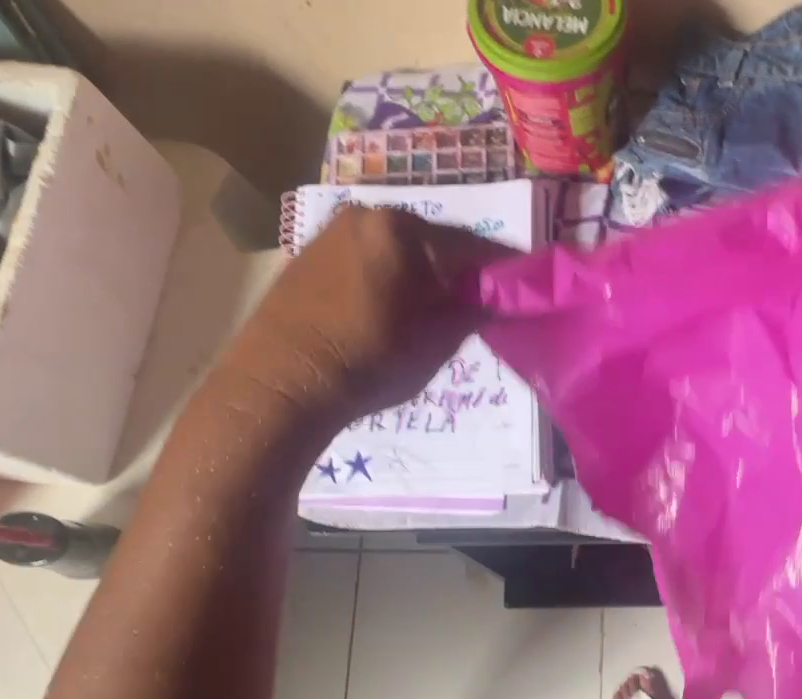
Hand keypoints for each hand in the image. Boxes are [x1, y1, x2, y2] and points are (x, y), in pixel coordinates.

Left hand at [224, 207, 504, 415]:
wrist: (281, 380)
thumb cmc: (367, 359)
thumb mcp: (433, 341)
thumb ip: (472, 312)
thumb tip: (498, 298)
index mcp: (401, 229)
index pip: (470, 245)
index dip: (500, 270)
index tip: (521, 288)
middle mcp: (366, 215)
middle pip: (432, 241)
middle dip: (459, 270)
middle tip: (480, 302)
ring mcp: (333, 231)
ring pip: (398, 249)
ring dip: (423, 274)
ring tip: (439, 309)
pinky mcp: (311, 254)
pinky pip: (369, 258)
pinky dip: (391, 276)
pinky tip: (397, 308)